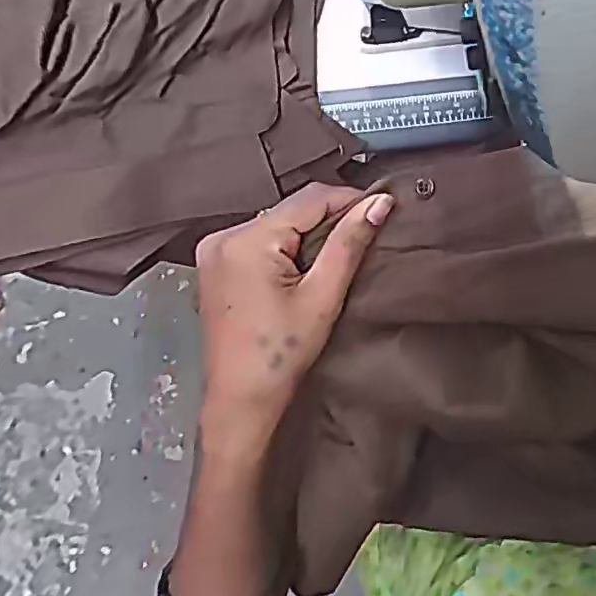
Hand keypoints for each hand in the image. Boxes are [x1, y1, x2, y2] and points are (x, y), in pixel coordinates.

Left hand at [193, 184, 395, 445]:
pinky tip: (306, 265)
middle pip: (291, 208)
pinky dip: (288, 244)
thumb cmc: (281, 354)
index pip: (309, 198)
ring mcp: (215, 250)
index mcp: (246, 241)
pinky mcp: (216, 264)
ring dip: (309, 231)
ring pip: (277, 221)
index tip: (380, 208)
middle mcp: (223, 237)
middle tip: (364, 233)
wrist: (241, 397)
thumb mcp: (323, 295)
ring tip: (339, 251)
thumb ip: (349, 243)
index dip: (349, 200)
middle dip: (330, 217)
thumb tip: (378, 203)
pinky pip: (261, 238)